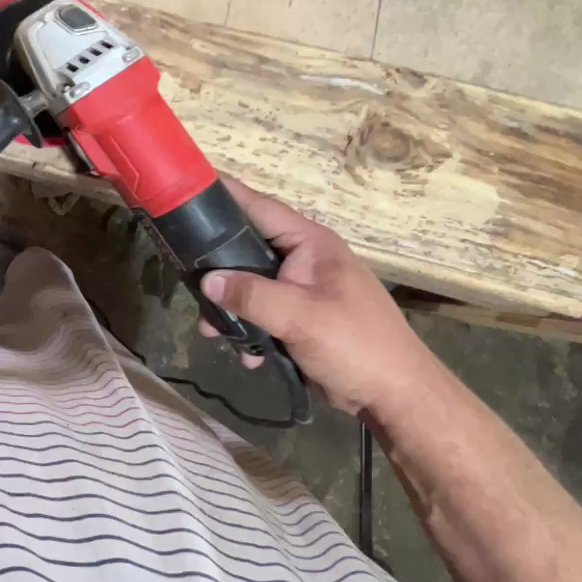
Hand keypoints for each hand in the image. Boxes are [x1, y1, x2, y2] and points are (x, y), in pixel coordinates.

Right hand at [197, 178, 442, 416]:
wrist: (399, 399)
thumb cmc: (358, 346)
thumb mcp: (300, 317)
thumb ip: (251, 295)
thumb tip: (206, 280)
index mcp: (311, 243)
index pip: (259, 206)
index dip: (223, 193)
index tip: (183, 183)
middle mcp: (304, 258)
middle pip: (246, 246)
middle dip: (216, 266)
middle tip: (184, 275)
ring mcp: (301, 287)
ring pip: (248, 283)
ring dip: (229, 306)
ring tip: (211, 330)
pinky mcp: (299, 316)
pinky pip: (260, 311)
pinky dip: (248, 328)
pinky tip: (248, 353)